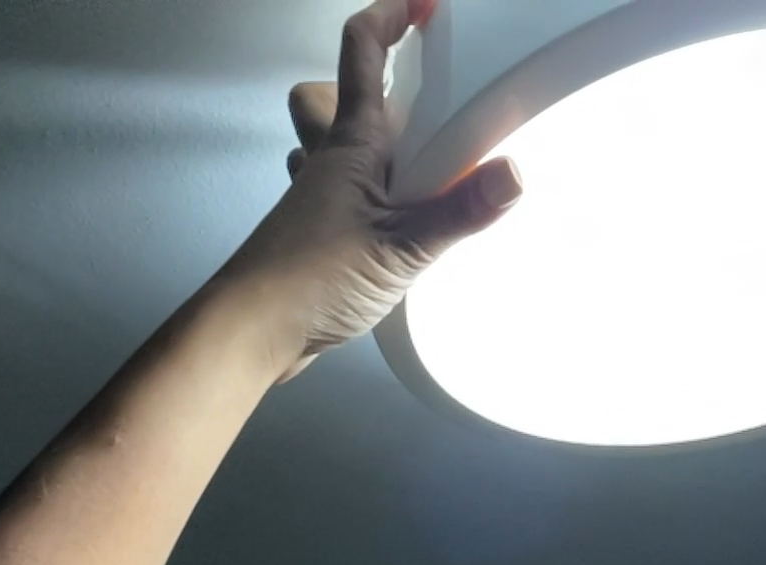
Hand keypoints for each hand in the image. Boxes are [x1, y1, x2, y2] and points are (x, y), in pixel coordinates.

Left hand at [220, 0, 522, 379]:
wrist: (254, 331)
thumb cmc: (312, 278)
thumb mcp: (400, 248)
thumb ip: (456, 214)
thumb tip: (512, 176)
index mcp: (350, 146)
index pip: (361, 53)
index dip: (390, 16)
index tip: (424, 8)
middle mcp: (325, 164)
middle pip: (326, 99)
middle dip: (361, 90)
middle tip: (408, 114)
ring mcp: (311, 202)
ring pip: (323, 151)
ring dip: (354, 151)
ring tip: (403, 179)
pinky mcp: (310, 240)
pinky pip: (330, 200)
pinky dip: (356, 203)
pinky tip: (384, 234)